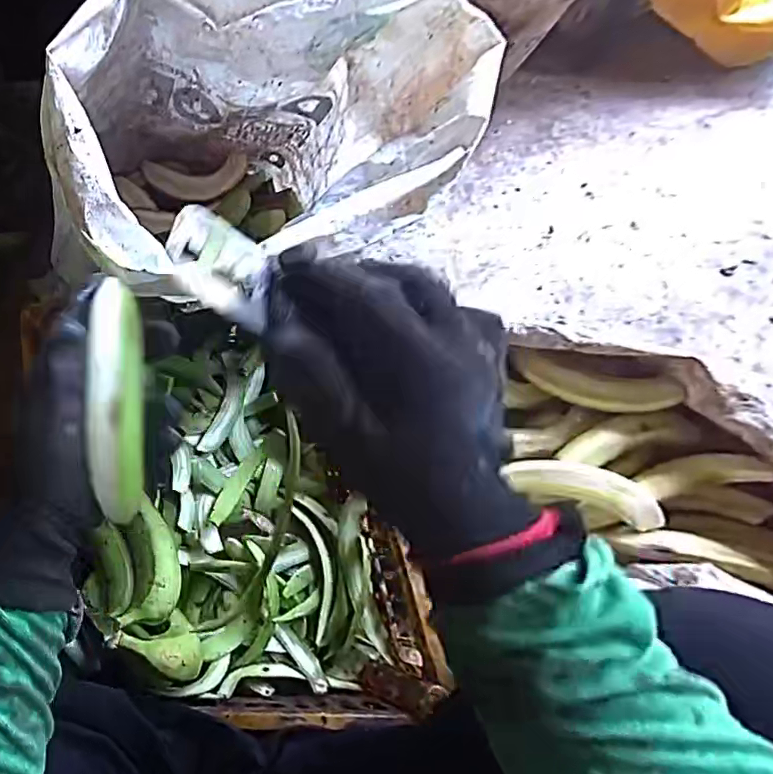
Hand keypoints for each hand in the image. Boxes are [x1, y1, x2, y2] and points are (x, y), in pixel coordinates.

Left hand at [0, 286, 175, 611]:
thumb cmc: (57, 457)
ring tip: (171, 414)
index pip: (80, 323)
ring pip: (133, 389)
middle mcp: (71, 388)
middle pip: (113, 352)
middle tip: (173, 341)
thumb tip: (82, 304)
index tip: (141, 299)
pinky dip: (154, 429)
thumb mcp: (58, 396)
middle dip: (145, 346)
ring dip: (157, 397)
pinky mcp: (105, 443)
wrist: (54, 518)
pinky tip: (165, 440)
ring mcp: (89, 417)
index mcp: (54, 372)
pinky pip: (137, 424)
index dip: (109, 307)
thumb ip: (68, 350)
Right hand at [261, 255, 533, 561]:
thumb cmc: (394, 471)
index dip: (322, 275)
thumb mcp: (340, 428)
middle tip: (309, 278)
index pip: (365, 294)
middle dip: (350, 272)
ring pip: (430, 288)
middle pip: (400, 279)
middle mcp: (455, 336)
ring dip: (383, 280)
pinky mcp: (489, 352)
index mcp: (417, 357)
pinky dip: (417, 301)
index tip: (285, 266)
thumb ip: (313, 371)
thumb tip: (282, 324)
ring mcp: (479, 341)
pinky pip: (453, 307)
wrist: (461, 507)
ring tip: (346, 291)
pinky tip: (399, 317)